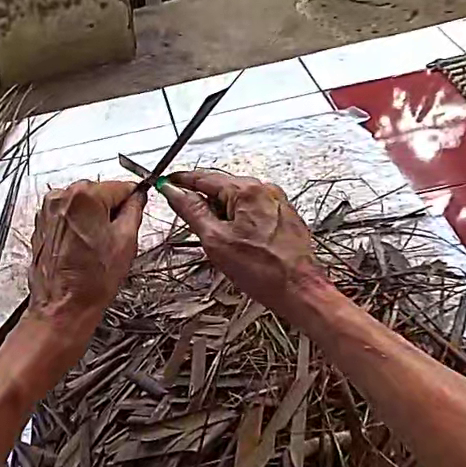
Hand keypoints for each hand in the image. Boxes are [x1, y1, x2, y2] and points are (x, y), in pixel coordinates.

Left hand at [28, 180, 145, 332]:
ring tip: (96, 247)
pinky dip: (78, 227)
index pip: (120, 186)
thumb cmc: (89, 282)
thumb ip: (135, 210)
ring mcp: (48, 211)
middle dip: (111, 211)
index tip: (136, 210)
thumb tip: (138, 197)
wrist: (63, 306)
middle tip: (115, 238)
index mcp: (84, 196)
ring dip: (94, 219)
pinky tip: (83, 249)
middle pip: (100, 193)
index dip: (132, 200)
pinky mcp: (42, 224)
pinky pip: (68, 217)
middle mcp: (61, 198)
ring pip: (83, 205)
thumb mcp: (126, 241)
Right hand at [158, 170, 329, 316]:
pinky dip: (237, 220)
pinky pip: (251, 209)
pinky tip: (235, 240)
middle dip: (202, 201)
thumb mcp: (215, 240)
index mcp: (246, 190)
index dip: (181, 181)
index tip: (167, 182)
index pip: (204, 177)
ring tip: (217, 239)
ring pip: (236, 200)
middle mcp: (264, 190)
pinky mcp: (282, 215)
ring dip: (220, 213)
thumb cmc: (263, 270)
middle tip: (188, 220)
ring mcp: (275, 202)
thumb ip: (191, 211)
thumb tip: (173, 192)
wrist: (298, 289)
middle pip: (221, 187)